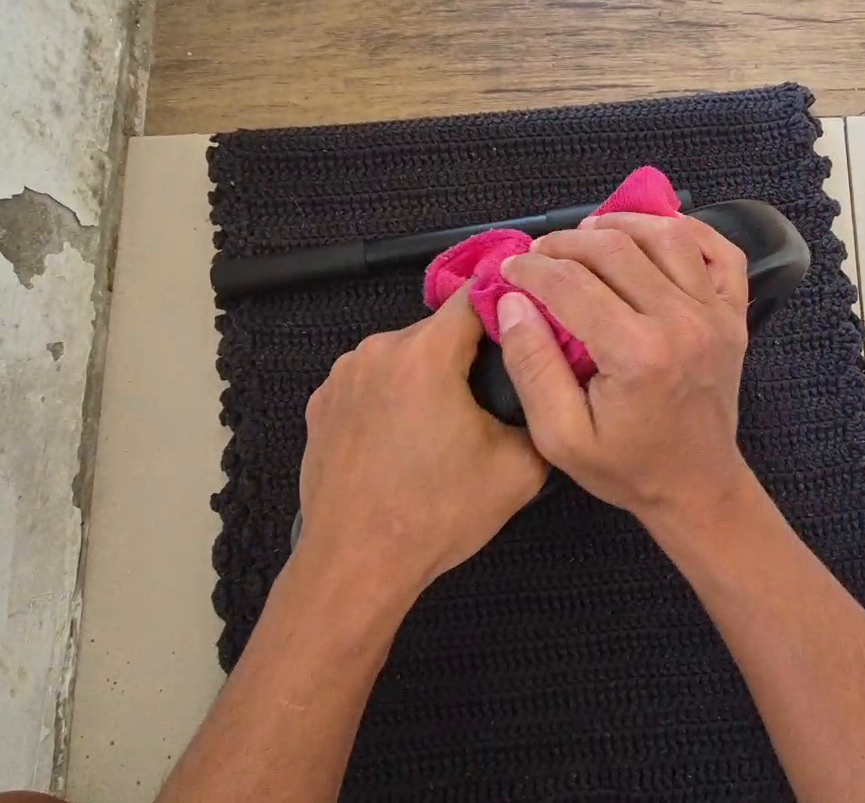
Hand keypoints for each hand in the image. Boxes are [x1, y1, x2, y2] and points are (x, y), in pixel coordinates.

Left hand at [297, 289, 547, 593]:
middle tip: (488, 400)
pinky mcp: (320, 404)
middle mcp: (377, 351)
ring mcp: (343, 376)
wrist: (356, 566)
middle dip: (467, 354)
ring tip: (444, 428)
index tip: (528, 322)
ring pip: (405, 356)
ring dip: (428, 376)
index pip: (476, 296)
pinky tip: (404, 441)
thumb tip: (544, 385)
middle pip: (439, 330)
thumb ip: (540, 409)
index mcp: (425, 354)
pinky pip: (372, 382)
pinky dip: (393, 398)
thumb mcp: (520, 467)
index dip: (507, 304)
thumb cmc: (437, 514)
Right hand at [495, 213, 751, 522]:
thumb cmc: (627, 467)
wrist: (698, 485)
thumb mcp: (560, 436)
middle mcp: (681, 322)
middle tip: (538, 254)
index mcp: (637, 354)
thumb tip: (512, 301)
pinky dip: (689, 230)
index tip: (508, 269)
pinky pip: (720, 251)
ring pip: (666, 237)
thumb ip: (531, 365)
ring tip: (587, 232)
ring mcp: (715, 314)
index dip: (530, 269)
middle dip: (565, 243)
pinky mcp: (734, 313)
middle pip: (615, 249)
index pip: (571, 285)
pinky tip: (655, 231)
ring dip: (622, 223)